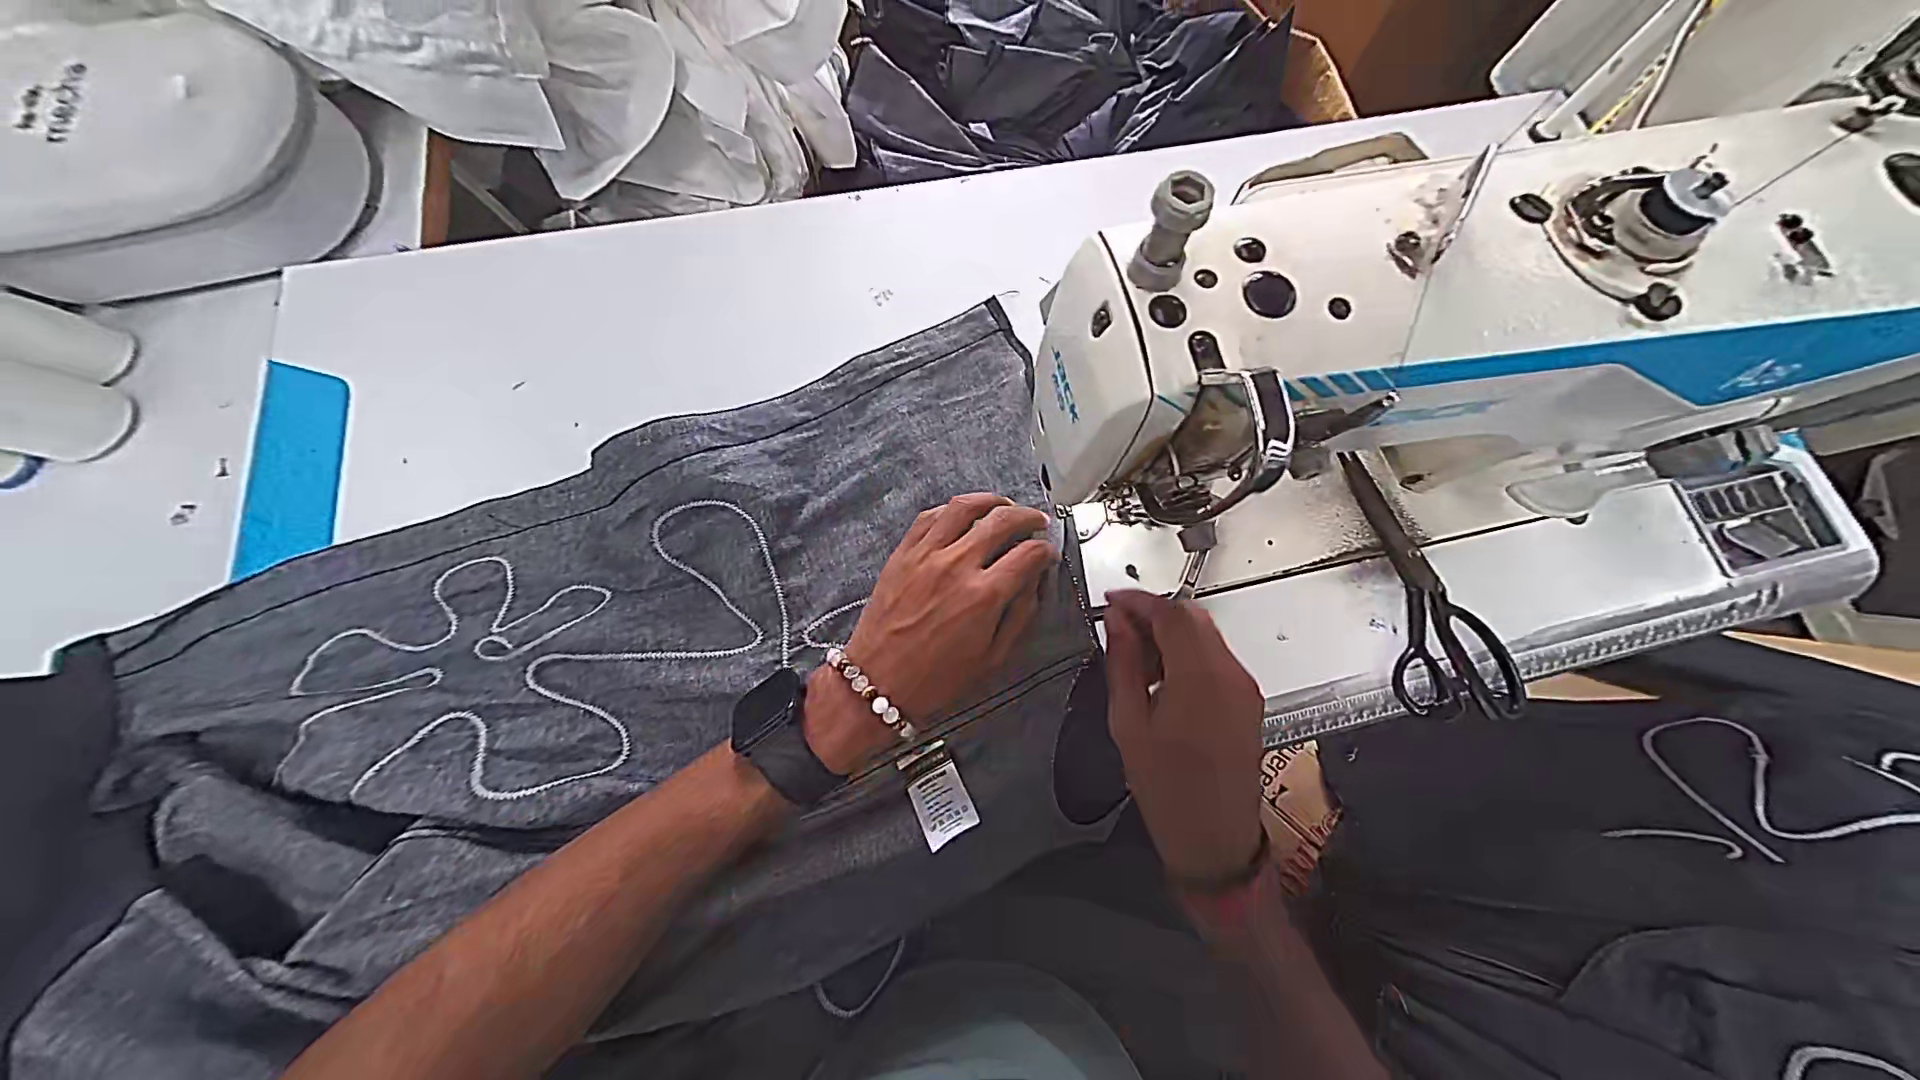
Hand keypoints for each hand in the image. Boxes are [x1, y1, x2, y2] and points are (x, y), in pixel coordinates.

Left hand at [804, 494, 1057, 772]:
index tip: (1047, 552)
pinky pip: (929, 516)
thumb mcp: (993, 657)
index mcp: (983, 596)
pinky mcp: (903, 554)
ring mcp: (926, 556)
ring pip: (964, 507)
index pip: (1029, 553)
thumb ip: (1021, 615)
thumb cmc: (933, 678)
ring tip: (1003, 506)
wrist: (879, 682)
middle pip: (1002, 520)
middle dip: (1027, 516)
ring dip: (991, 501)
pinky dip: (951, 509)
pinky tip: (962, 515)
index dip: (1046, 549)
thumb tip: (1035, 583)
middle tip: (1034, 522)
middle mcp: (955, 567)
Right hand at [1103, 589, 1264, 883]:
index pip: (1171, 612)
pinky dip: (1186, 652)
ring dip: (1169, 632)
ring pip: (1205, 634)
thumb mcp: (1128, 721)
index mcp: (1200, 677)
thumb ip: (1122, 662)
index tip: (1112, 601)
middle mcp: (1231, 675)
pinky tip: (1160, 675)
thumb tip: (1117, 623)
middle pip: (1193, 616)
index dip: (1138, 600)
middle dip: (1154, 613)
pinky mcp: (1248, 699)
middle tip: (1119, 626)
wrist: (1213, 836)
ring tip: (1135, 656)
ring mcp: (1244, 686)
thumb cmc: (1167, 787)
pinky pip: (1215, 657)